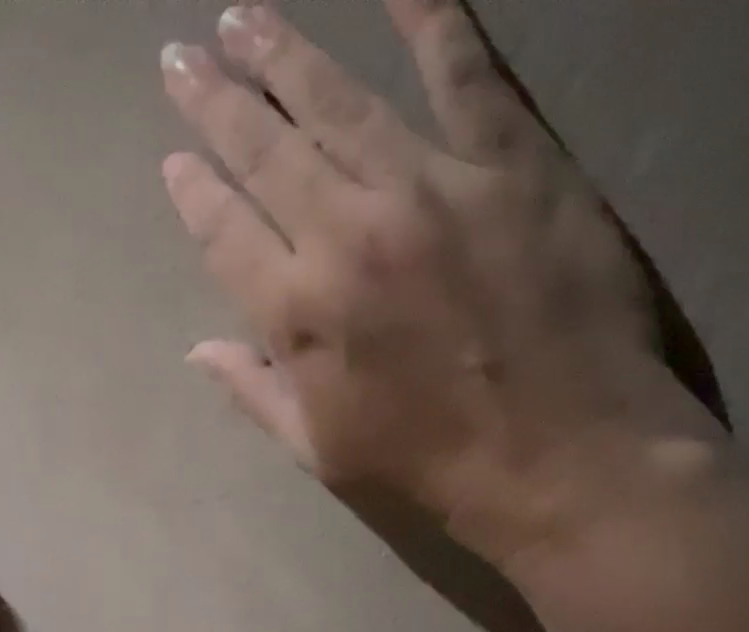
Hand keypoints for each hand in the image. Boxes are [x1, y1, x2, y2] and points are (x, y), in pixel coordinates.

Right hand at [161, 1, 727, 564]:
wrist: (574, 463)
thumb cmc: (435, 468)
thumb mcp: (321, 452)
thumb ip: (253, 393)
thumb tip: (196, 349)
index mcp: (298, 310)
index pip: (222, 229)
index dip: (192, 190)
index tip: (174, 162)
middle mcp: (348, 234)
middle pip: (264, 149)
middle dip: (213, 99)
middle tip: (181, 57)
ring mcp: (430, 189)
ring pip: (338, 103)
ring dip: (282, 54)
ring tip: (242, 17)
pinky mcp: (513, 165)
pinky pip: (464, 76)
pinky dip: (430, 19)